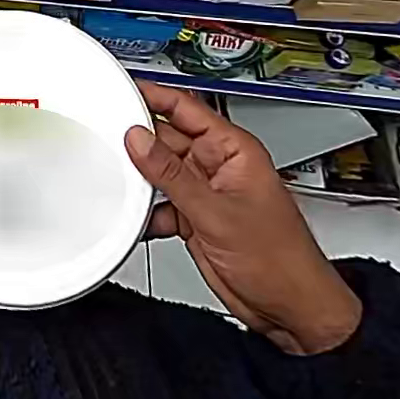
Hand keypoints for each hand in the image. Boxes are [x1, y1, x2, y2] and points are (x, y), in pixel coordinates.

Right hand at [126, 81, 361, 354]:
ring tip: (119, 179)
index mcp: (232, 149)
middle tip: (110, 138)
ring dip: (142, 178)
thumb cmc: (280, 259)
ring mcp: (206, 192)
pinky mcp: (196, 218)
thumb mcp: (216, 212)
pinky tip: (136, 218)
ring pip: (162, 172)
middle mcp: (217, 165)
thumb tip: (140, 140)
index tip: (126, 89)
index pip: (186, 108)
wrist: (290, 309)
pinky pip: (162, 203)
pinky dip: (147, 211)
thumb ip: (172, 174)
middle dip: (140, 140)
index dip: (155, 95)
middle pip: (169, 139)